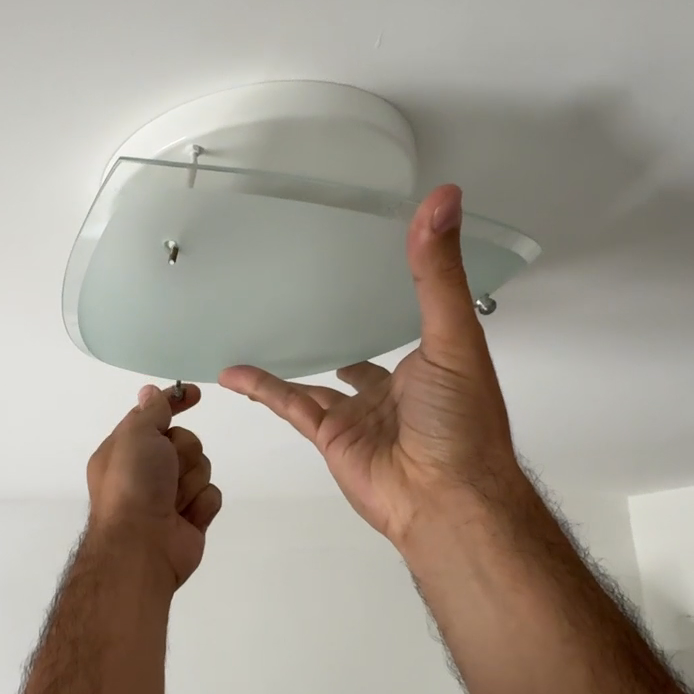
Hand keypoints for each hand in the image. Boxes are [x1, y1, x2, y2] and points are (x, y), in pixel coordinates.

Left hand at [86, 384, 223, 585]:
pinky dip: (201, 504)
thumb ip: (150, 412)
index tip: (195, 394)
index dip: (174, 403)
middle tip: (167, 469)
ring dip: (191, 480)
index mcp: (124, 450)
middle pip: (185, 441)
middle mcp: (146, 471)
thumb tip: (150, 392)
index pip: (153, 416)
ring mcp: (170, 496)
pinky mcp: (192, 518)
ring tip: (173, 500)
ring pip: (201, 467)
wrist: (141, 546)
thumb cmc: (132, 486)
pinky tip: (186, 517)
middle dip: (182, 452)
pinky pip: (211, 494)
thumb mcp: (135, 436)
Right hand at [220, 184, 529, 546]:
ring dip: (288, 359)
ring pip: (314, 381)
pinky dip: (261, 387)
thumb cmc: (459, 419)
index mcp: (428, 363)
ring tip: (258, 327)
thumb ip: (438, 274)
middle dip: (335, 331)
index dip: (384, 295)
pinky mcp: (328, 436)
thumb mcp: (453, 337)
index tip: (361, 262)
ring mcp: (357, 415)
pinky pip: (289, 405)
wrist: (443, 497)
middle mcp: (392, 389)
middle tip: (302, 295)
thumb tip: (444, 196)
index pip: (402, 322)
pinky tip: (233, 370)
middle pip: (356, 353)